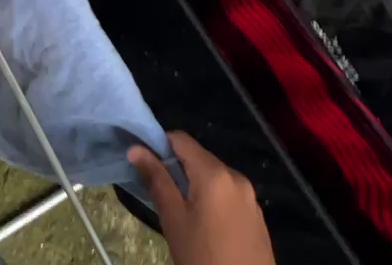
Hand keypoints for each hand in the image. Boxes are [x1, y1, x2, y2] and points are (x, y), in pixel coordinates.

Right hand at [130, 133, 274, 264]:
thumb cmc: (203, 256)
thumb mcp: (173, 218)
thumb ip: (155, 178)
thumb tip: (135, 148)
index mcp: (214, 173)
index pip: (180, 139)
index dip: (159, 146)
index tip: (147, 166)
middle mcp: (236, 176)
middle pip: (198, 157)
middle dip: (177, 169)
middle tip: (163, 194)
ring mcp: (250, 196)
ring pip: (213, 176)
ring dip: (195, 185)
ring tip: (183, 213)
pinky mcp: (257, 215)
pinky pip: (228, 194)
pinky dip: (213, 199)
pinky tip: (207, 226)